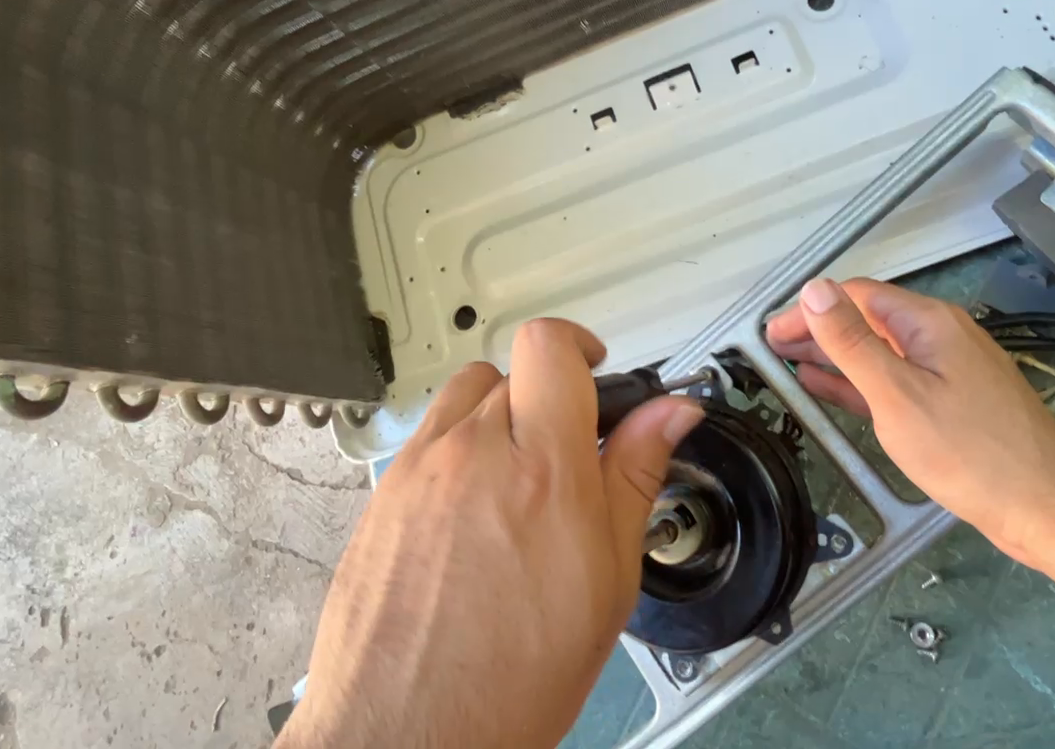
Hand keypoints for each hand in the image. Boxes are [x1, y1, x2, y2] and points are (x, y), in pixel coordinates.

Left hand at [278, 319, 703, 748]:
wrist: (410, 735)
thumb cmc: (510, 678)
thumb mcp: (607, 577)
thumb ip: (636, 475)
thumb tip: (669, 417)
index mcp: (543, 470)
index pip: (552, 347)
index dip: (578, 345)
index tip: (594, 365)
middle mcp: (474, 454)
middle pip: (515, 369)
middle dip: (548, 397)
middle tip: (564, 447)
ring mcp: (421, 469)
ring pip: (467, 392)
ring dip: (499, 411)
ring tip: (516, 470)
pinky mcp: (385, 491)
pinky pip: (428, 434)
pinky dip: (458, 446)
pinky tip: (472, 505)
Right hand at [765, 278, 1054, 569]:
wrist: (1049, 512)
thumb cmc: (970, 452)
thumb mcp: (897, 394)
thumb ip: (851, 341)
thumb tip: (814, 289)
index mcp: (929, 323)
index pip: (855, 296)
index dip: (809, 309)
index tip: (771, 332)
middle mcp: (940, 336)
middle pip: (867, 320)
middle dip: (818, 330)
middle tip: (772, 349)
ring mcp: (948, 370)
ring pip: (879, 351)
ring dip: (834, 355)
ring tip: (789, 363)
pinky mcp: (952, 402)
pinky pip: (894, 380)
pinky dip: (859, 381)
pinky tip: (829, 387)